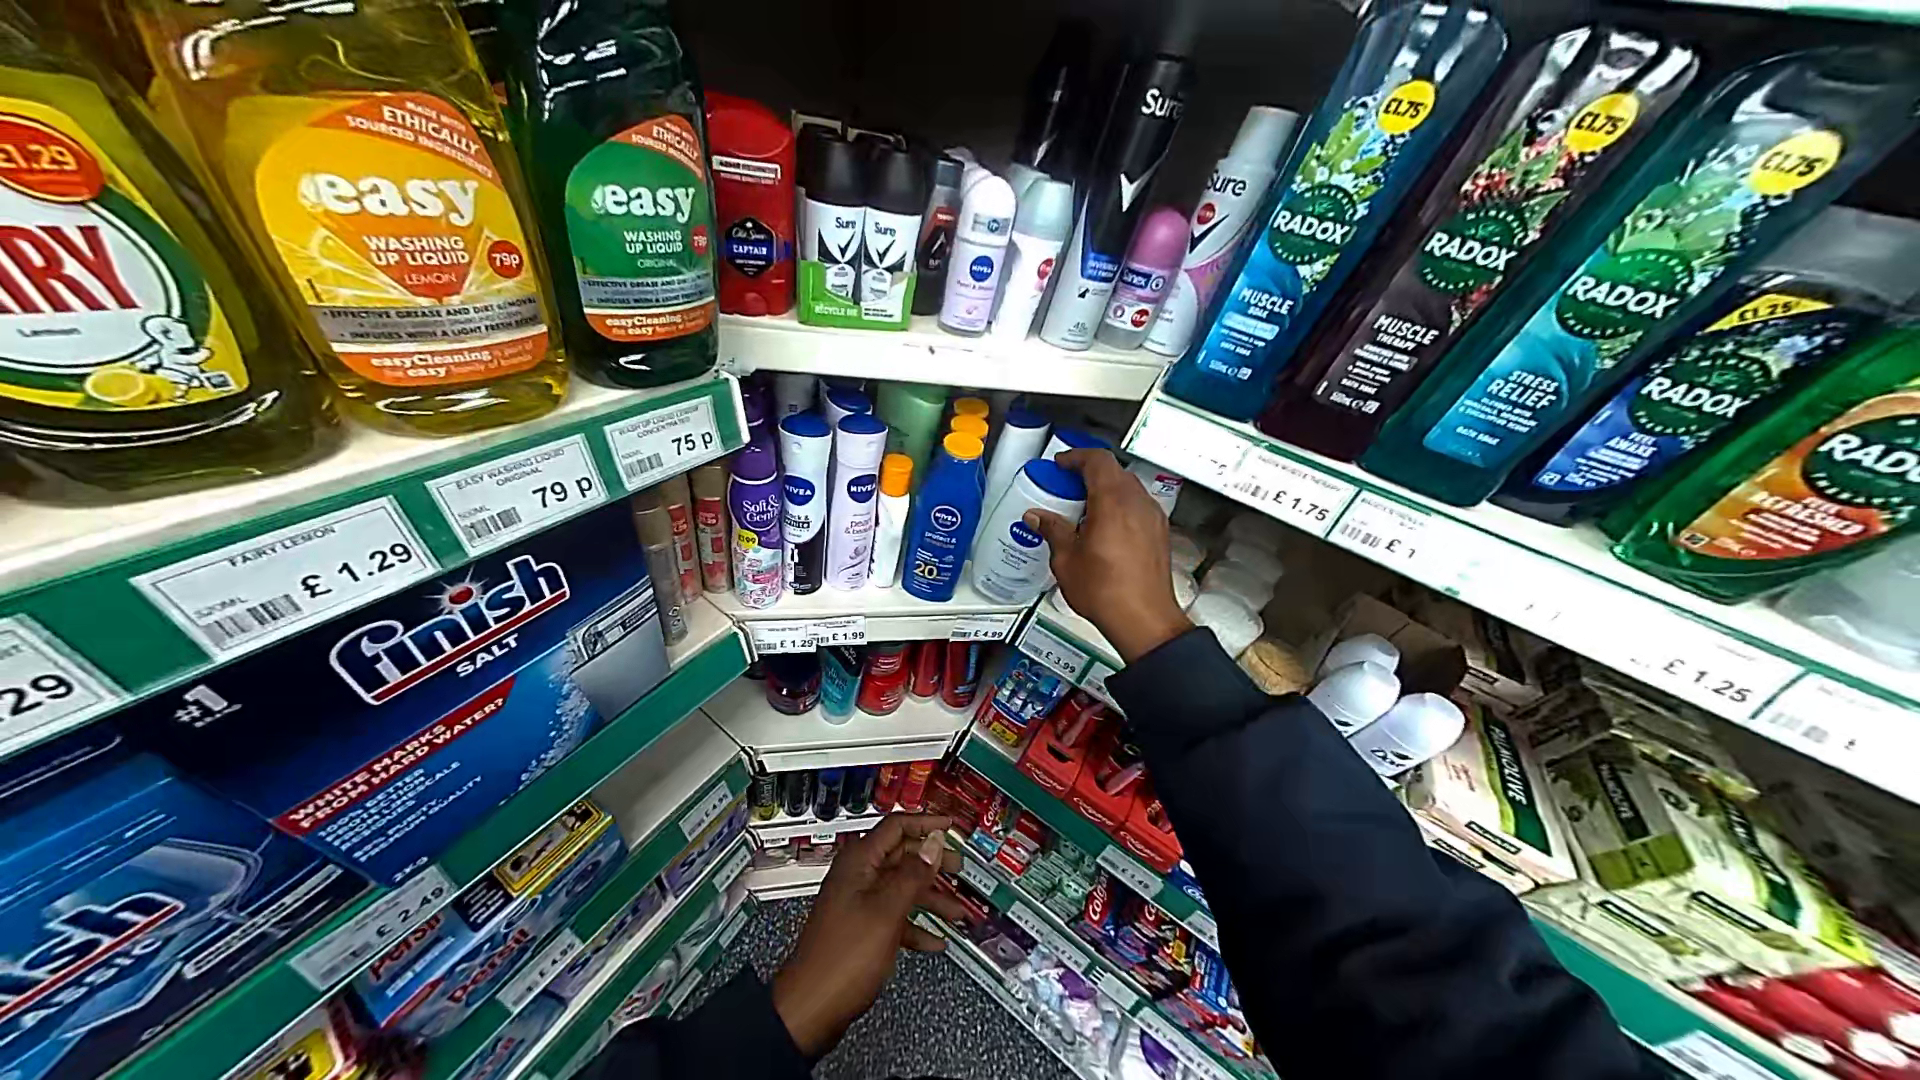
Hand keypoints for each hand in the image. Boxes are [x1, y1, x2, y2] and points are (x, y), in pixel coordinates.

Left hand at [771, 814, 966, 1057]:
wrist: (811, 1010)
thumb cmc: (841, 958)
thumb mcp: (887, 910)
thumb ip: (913, 874)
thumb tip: (932, 844)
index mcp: (859, 862)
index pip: (896, 827)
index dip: (924, 824)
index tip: (946, 826)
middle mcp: (857, 877)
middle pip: (901, 857)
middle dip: (933, 863)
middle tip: (957, 866)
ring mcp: (858, 903)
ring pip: (901, 889)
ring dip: (930, 898)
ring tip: (956, 909)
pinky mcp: (860, 929)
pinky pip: (895, 917)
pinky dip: (916, 925)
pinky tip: (934, 939)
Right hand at [1025, 449, 1192, 663]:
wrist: (1143, 620)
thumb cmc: (1109, 592)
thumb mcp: (1066, 558)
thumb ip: (1052, 530)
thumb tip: (1038, 518)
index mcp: (1113, 501)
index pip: (1097, 460)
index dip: (1076, 457)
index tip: (1062, 464)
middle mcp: (1137, 504)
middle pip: (1114, 472)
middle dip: (1088, 474)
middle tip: (1066, 486)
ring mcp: (1152, 518)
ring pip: (1128, 489)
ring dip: (1105, 491)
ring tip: (1082, 510)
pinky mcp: (1159, 534)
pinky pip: (1137, 508)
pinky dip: (1119, 507)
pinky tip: (1102, 529)